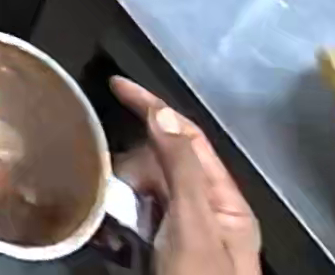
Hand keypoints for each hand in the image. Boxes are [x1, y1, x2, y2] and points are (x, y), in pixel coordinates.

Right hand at [110, 77, 260, 274]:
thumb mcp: (194, 229)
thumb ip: (179, 167)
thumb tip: (160, 110)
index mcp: (224, 203)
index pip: (186, 135)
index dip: (151, 106)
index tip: (113, 85)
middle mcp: (205, 211)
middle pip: (158, 160)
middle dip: (132, 166)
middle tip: (118, 193)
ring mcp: (182, 232)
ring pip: (141, 185)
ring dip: (122, 193)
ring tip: (115, 224)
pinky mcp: (159, 249)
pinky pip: (132, 213)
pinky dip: (117, 214)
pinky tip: (110, 233)